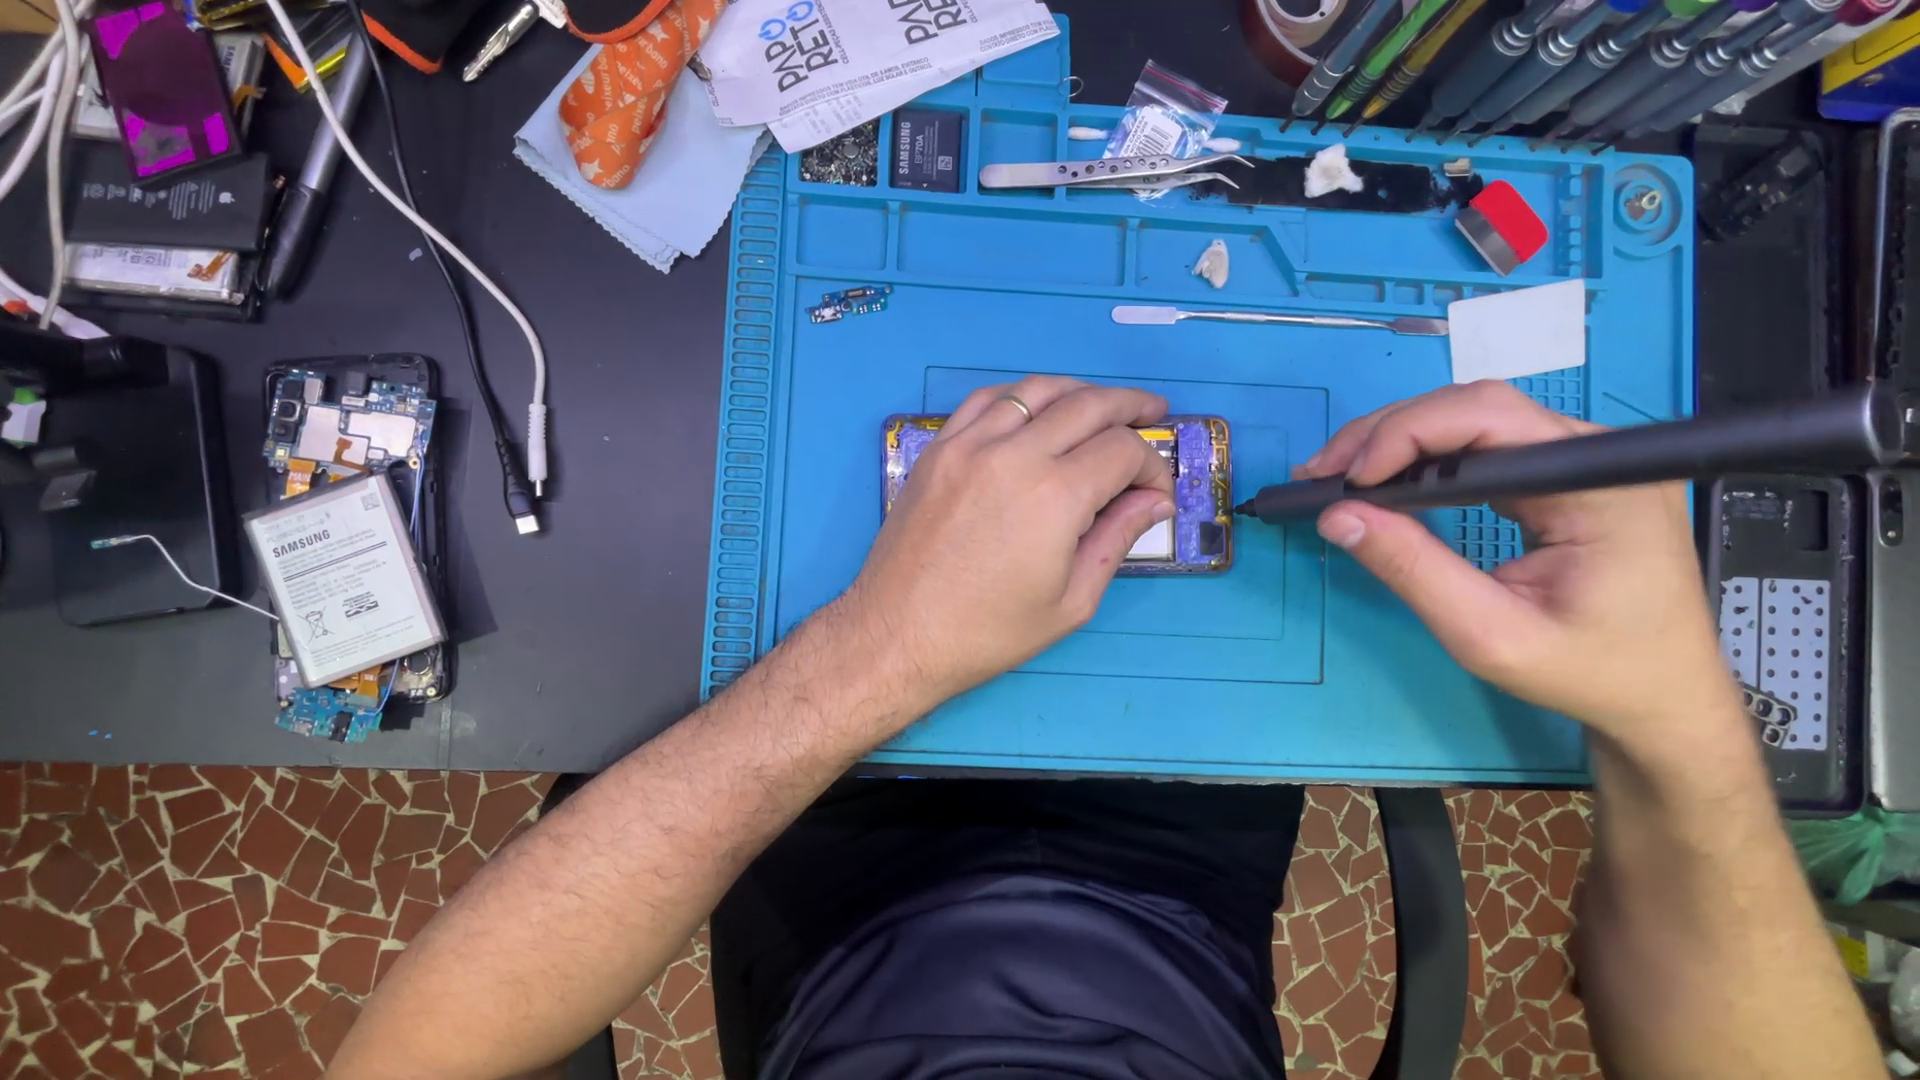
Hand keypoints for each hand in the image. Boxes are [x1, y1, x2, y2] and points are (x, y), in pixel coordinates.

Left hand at [837, 375, 1175, 707]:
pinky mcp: (938, 449)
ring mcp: (968, 445)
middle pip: (1088, 405)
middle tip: (1153, 413)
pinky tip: (1036, 410)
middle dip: (1130, 407)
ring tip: (1103, 406)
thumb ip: (1118, 539)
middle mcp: (1014, 454)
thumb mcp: (1071, 601)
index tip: (1156, 492)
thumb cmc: (987, 632)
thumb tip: (1155, 501)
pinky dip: (1022, 396)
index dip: (1152, 466)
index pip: (1123, 450)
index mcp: (1055, 496)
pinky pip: (987, 400)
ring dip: (1079, 392)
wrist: (897, 634)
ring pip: (1037, 390)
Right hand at [1303, 381, 1739, 745]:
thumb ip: (1412, 570)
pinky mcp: (1560, 477)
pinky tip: (1382, 481)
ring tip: (1337, 477)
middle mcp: (1593, 454)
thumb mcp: (1487, 633)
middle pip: (1472, 409)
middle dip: (1385, 434)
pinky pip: (1479, 449)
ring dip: (1395, 443)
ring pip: (1469, 421)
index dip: (1405, 435)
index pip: (1487, 418)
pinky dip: (1421, 460)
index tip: (1344, 482)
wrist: (1661, 698)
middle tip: (1319, 475)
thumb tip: (1337, 517)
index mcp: (1596, 483)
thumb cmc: (1588, 672)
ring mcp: (1580, 461)